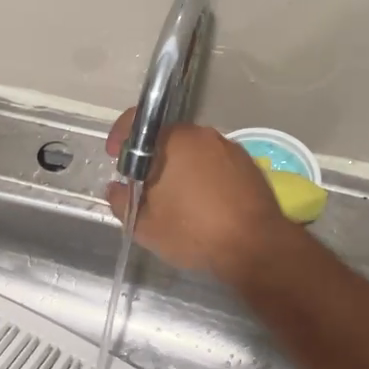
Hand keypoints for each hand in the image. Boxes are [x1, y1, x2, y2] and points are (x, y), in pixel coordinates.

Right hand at [104, 108, 283, 283]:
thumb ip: (122, 202)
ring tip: (172, 199)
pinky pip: (213, 163)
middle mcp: (202, 135)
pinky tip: (200, 203)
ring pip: (191, 151)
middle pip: (165, 138)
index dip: (119, 138)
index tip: (113, 158)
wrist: (255, 246)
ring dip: (177, 168)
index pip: (136, 122)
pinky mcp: (247, 164)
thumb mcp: (144, 225)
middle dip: (149, 158)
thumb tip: (116, 188)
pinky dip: (201, 176)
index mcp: (173, 141)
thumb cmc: (193, 232)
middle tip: (141, 186)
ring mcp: (228, 148)